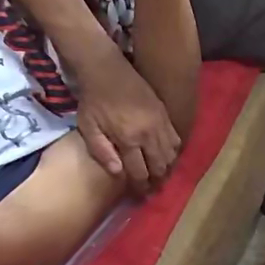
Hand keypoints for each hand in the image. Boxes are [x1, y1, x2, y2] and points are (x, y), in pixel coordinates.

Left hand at [74, 50, 179, 187]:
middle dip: (157, 181)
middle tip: (153, 190)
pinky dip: (173, 152)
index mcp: (129, 139)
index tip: (140, 195)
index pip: (139, 172)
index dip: (140, 187)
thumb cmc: (93, 100)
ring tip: (161, 177)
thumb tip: (119, 174)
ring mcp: (160, 123)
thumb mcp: (88, 127)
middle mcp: (149, 134)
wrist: (107, 69)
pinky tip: (167, 157)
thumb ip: (102, 152)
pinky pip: (176, 139)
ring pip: (171, 155)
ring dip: (167, 169)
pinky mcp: (165, 114)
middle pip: (159, 166)